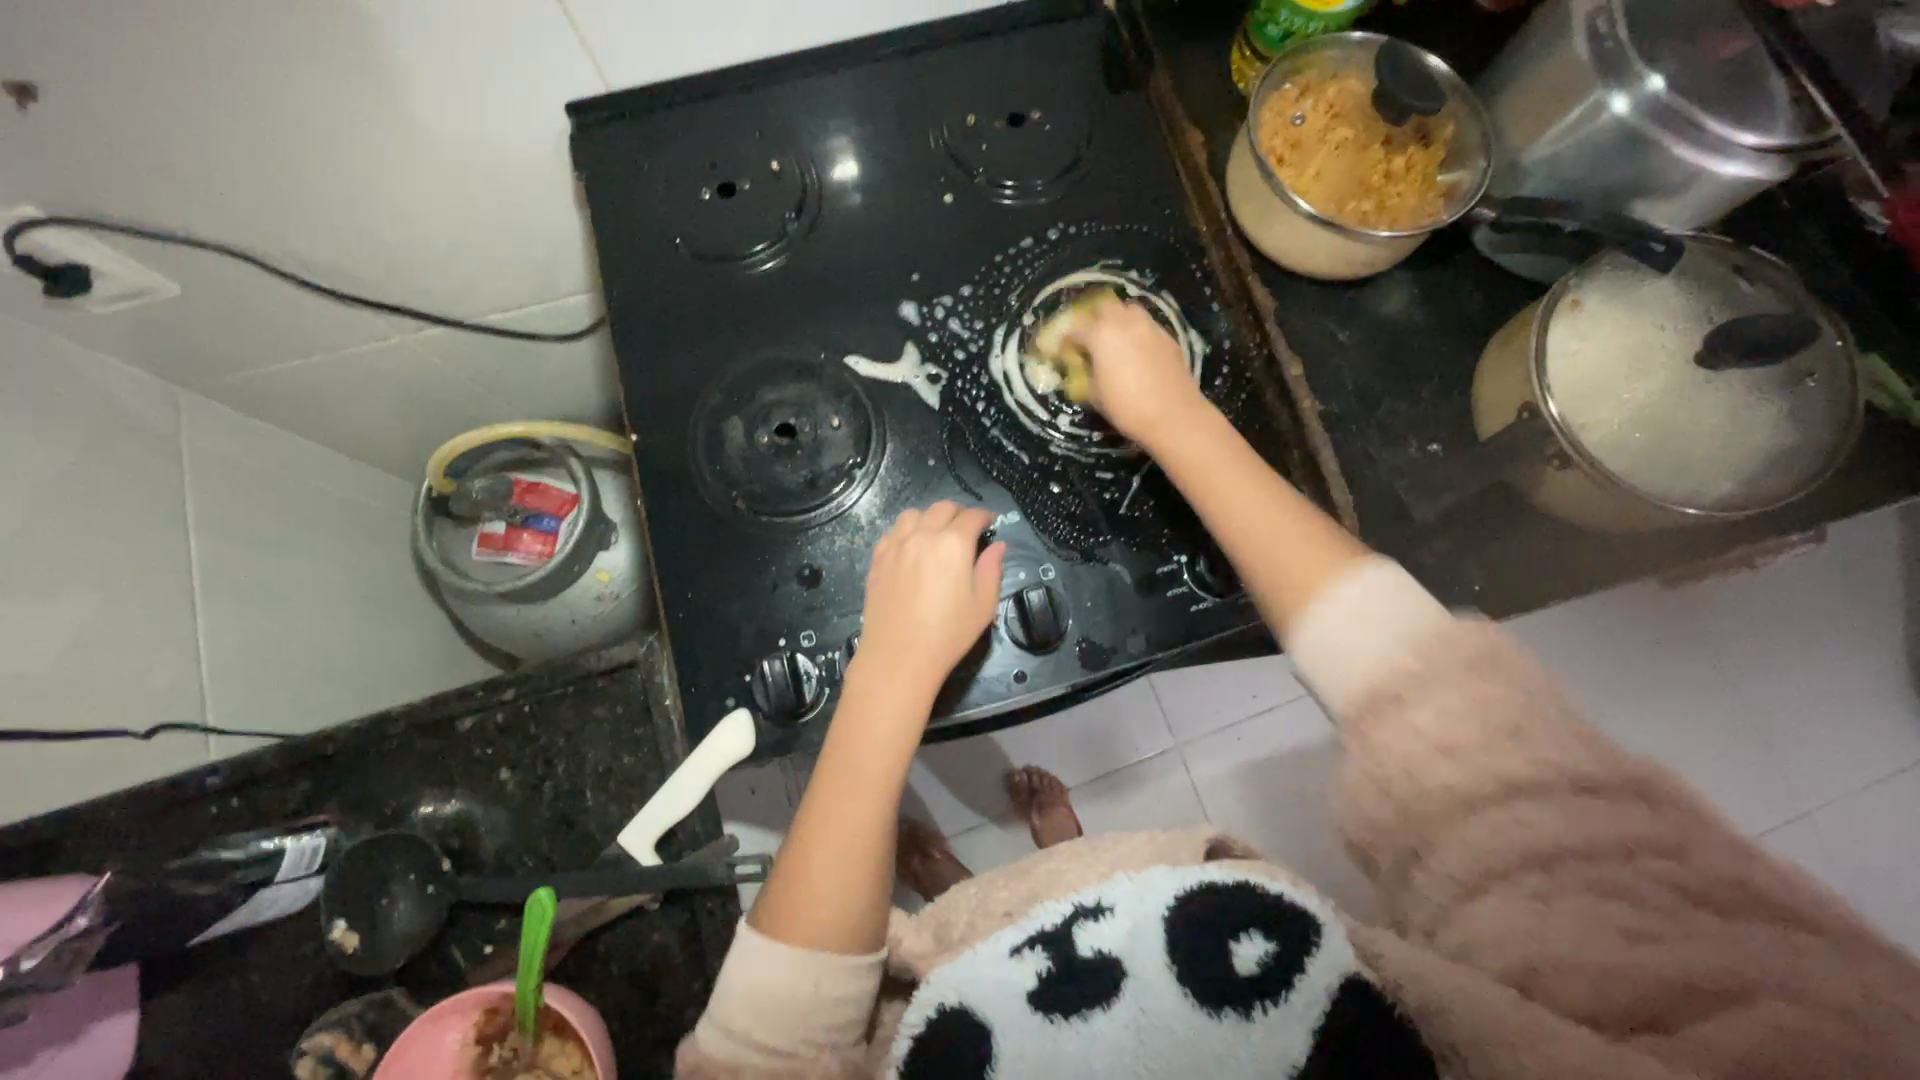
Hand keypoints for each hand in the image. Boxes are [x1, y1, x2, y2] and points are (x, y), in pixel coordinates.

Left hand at [853, 502, 1006, 698]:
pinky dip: (907, 531)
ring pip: (914, 514)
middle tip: (967, 529)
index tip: (990, 523)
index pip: (972, 516)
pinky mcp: (878, 559)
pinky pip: (893, 532)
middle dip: (959, 513)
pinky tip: (912, 548)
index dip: (985, 516)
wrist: (899, 656)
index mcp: (953, 544)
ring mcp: (896, 545)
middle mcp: (923, 535)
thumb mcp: (983, 605)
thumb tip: (998, 547)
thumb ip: (992, 569)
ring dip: (930, 518)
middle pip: (942, 508)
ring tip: (937, 534)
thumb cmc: (948, 634)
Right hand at [1061, 297, 1212, 445]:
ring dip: (1119, 319)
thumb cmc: (1127, 408)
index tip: (1063, 348)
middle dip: (1095, 317)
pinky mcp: (1168, 337)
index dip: (1067, 338)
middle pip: (1105, 306)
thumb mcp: (1095, 395)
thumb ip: (1086, 374)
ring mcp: (1149, 327)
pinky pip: (1148, 325)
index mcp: (1101, 335)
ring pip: (1130, 310)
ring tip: (1116, 338)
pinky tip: (1138, 351)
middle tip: (1091, 336)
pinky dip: (1138, 332)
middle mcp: (1125, 323)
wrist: (1173, 415)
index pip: (1076, 328)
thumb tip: (1083, 368)